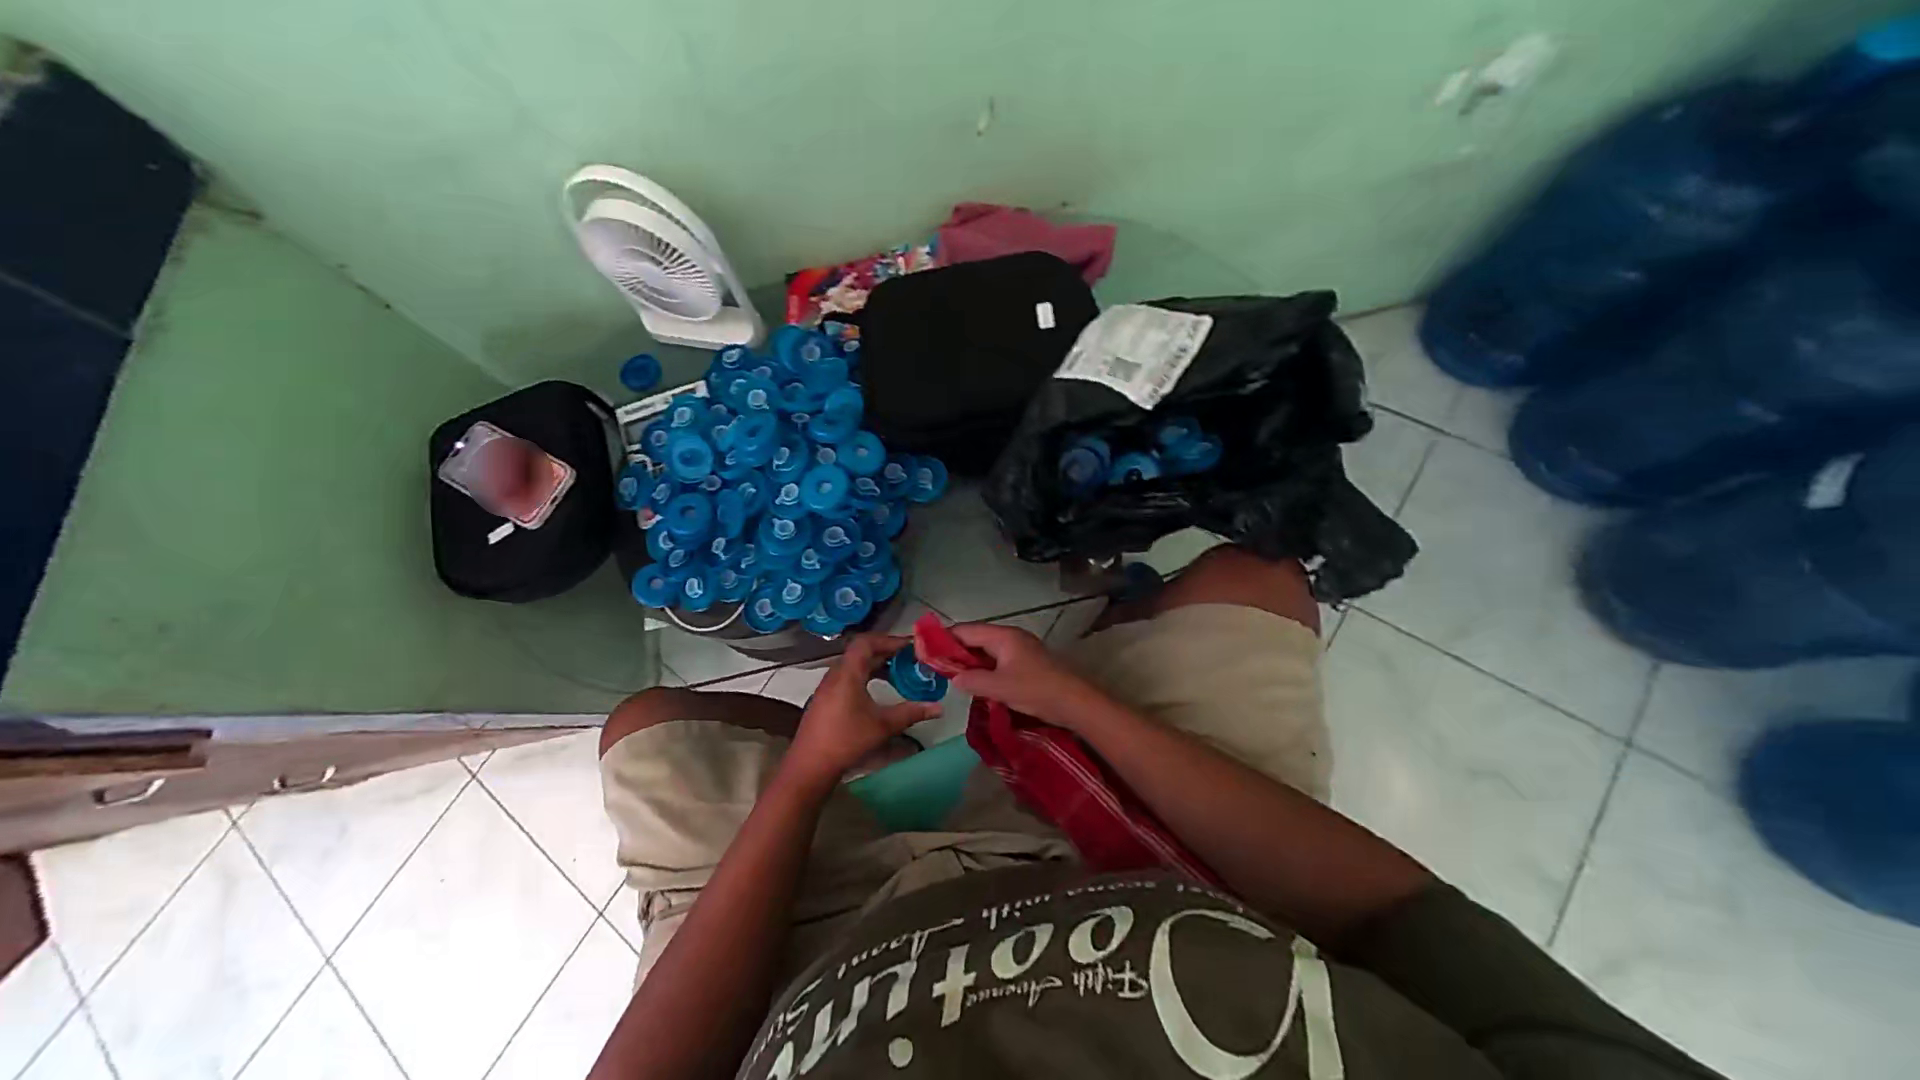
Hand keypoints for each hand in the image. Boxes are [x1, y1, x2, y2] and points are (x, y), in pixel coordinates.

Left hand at [787, 634, 940, 782]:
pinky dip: (866, 676)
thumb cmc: (847, 740)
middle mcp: (835, 674)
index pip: (867, 642)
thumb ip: (912, 713)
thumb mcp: (884, 725)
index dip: (889, 640)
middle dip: (887, 652)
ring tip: (899, 674)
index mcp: (848, 673)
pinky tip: (879, 691)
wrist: (810, 765)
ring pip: (855, 665)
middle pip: (862, 652)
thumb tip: (939, 708)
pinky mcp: (826, 699)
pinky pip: (848, 677)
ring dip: (877, 665)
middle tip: (910, 659)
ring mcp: (828, 687)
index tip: (910, 647)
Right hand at [945, 622, 1108, 730]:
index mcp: (1003, 636)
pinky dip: (983, 667)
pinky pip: (997, 660)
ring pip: (986, 650)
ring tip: (950, 675)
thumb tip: (955, 678)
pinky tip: (975, 681)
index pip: (966, 630)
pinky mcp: (1026, 662)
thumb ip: (972, 680)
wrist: (1075, 702)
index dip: (944, 638)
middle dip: (955, 650)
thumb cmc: (1036, 690)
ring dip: (969, 661)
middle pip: (976, 638)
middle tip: (935, 665)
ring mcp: (1020, 649)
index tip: (925, 649)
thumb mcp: (999, 687)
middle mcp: (1011, 637)